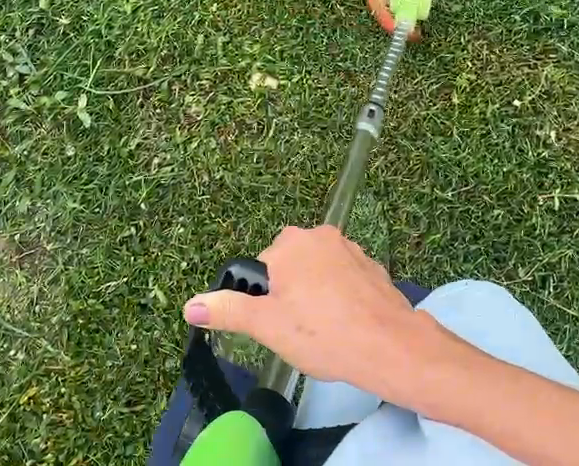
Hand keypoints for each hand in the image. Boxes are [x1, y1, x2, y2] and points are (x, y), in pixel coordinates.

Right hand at [183, 224, 430, 393]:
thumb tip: (190, 305)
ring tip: (324, 329)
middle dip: (290, 294)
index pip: (263, 268)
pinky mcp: (372, 265)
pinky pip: (344, 278)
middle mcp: (319, 235)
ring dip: (316, 293)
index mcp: (289, 243)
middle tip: (298, 328)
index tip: (278, 323)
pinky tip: (346, 323)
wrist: (388, 344)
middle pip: (290, 265)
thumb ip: (228, 311)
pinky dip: (340, 296)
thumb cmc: (322, 333)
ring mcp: (349, 247)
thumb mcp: (266, 326)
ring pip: (318, 271)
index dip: (265, 299)